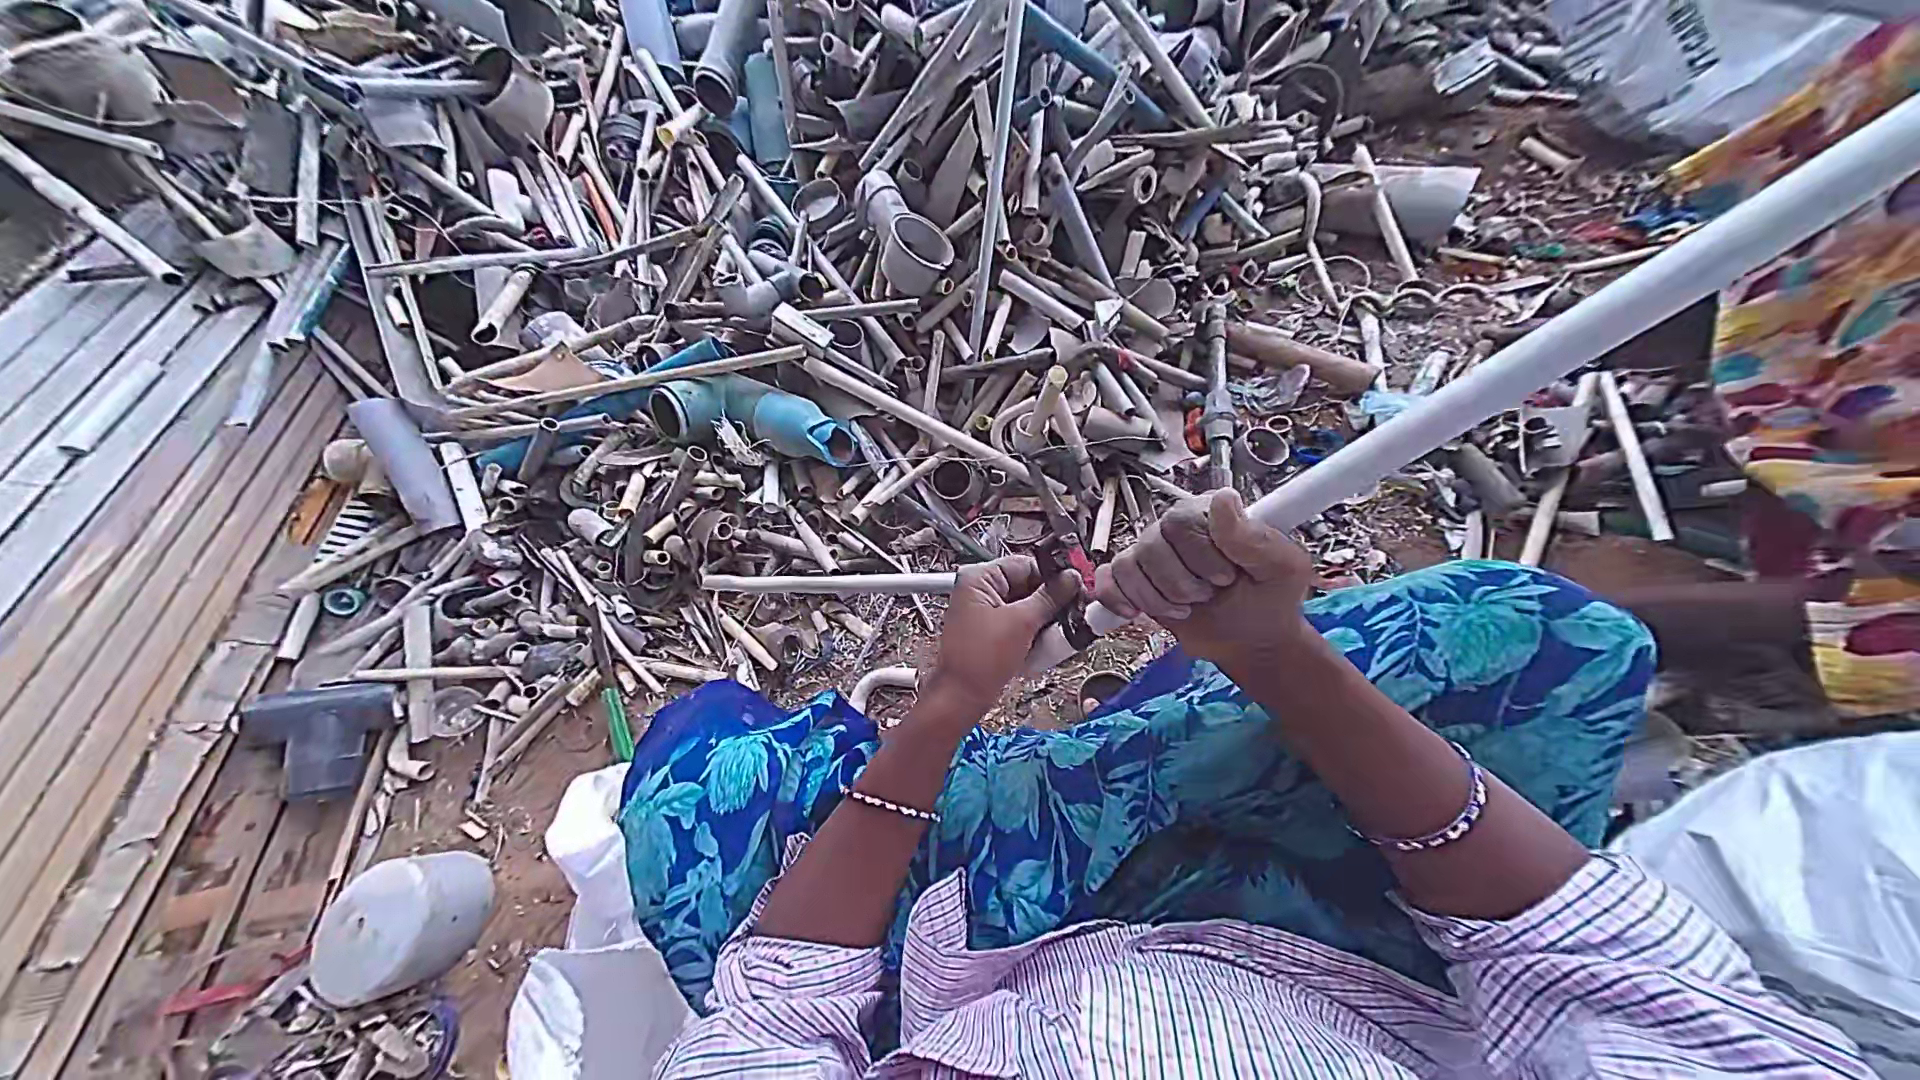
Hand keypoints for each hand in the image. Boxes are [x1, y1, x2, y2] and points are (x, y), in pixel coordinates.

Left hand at [922, 555, 1081, 717]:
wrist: (962, 697)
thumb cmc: (979, 660)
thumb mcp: (1022, 622)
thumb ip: (1050, 597)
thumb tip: (1070, 579)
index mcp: (978, 579)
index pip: (1025, 564)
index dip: (1052, 576)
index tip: (1075, 586)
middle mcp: (979, 591)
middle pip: (1027, 585)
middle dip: (1049, 601)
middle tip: (1072, 611)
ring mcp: (984, 612)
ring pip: (1026, 606)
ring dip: (1044, 619)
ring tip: (1058, 631)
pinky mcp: (991, 632)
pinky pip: (1020, 624)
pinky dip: (1033, 632)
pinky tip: (1044, 644)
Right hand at [1093, 489, 1314, 675]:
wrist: (1252, 640)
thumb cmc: (1270, 599)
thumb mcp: (1281, 569)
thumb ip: (1254, 536)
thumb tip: (1223, 498)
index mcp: (1209, 514)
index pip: (1180, 520)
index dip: (1199, 555)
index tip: (1227, 578)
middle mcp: (1174, 528)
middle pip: (1150, 545)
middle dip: (1180, 583)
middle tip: (1208, 596)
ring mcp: (1150, 553)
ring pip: (1129, 566)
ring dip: (1157, 598)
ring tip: (1186, 608)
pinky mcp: (1134, 578)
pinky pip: (1108, 579)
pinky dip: (1117, 598)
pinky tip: (1136, 612)